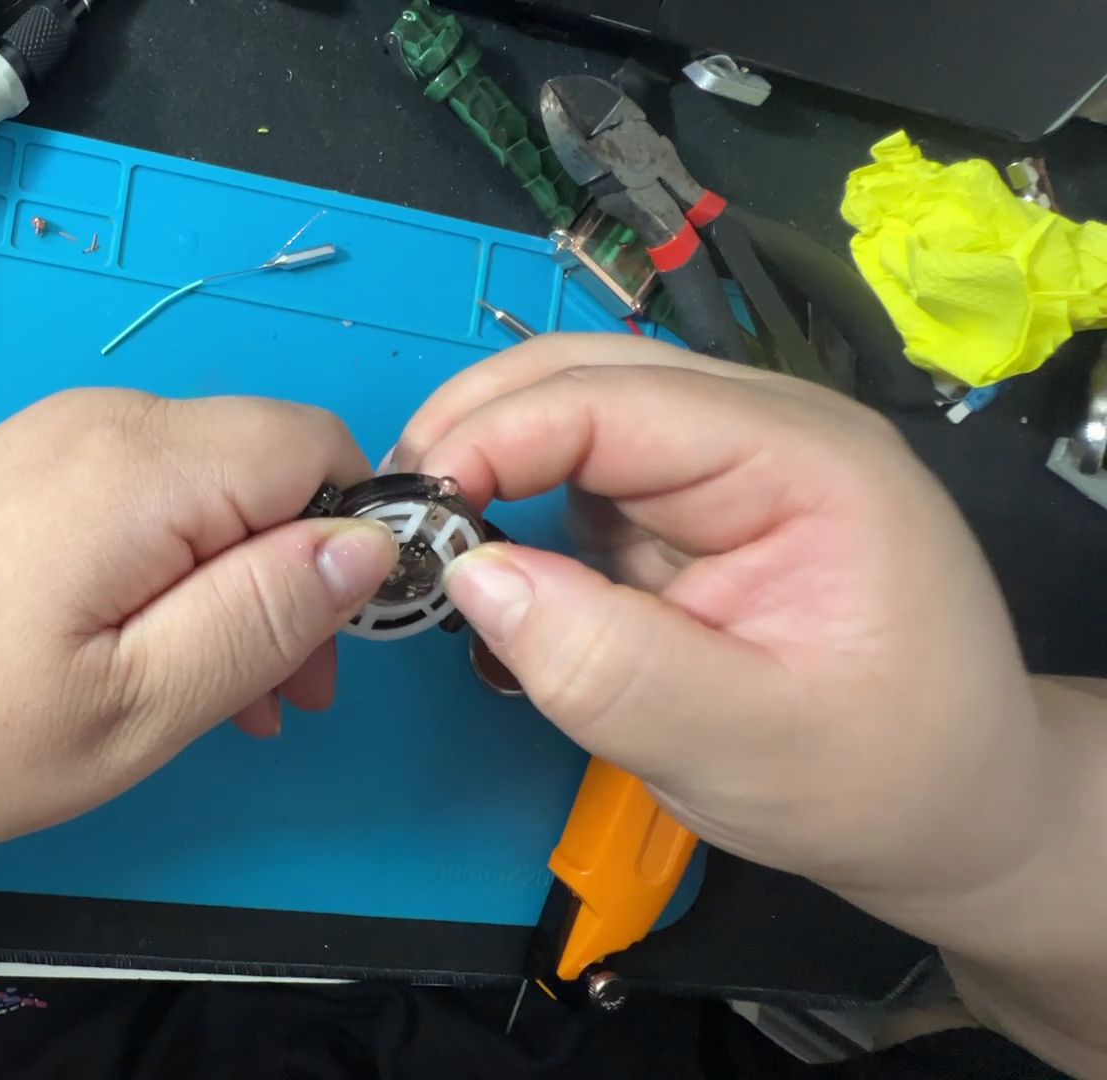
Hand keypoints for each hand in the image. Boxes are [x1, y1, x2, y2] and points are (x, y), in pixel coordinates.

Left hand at [0, 389, 398, 848]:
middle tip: (284, 684)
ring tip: (229, 686)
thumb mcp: (140, 705)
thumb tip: (364, 547)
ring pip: (219, 481)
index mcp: (136, 468)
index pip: (312, 446)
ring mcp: (68, 432)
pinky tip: (167, 641)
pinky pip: (160, 490)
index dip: (350, 532)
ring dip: (245, 575)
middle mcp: (105, 421)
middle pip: (268, 460)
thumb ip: (261, 616)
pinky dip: (188, 560)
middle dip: (299, 566)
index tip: (334, 634)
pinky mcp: (47, 459)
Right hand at [391, 336, 1054, 903]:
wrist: (932, 802)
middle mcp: (746, 429)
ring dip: (471, 447)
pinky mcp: (661, 496)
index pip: (606, 401)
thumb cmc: (866, 775)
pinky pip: (556, 459)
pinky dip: (493, 483)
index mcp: (793, 459)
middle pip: (571, 369)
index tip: (412, 519)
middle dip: (465, 423)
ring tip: (422, 521)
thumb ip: (603, 663)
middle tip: (399, 508)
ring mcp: (701, 458)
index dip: (490, 441)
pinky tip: (471, 535)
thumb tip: (470, 573)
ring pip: (552, 403)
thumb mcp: (739, 746)